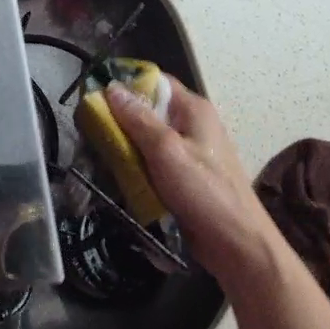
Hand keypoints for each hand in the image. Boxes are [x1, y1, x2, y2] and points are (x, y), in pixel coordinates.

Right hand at [104, 77, 278, 286]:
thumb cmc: (204, 192)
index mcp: (193, 109)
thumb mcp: (166, 150)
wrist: (239, 247)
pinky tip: (118, 175)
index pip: (155, 81)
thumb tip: (111, 87)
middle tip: (90, 129)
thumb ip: (137, 118)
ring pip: (147, 138)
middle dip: (120, 119)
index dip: (126, 85)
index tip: (96, 95)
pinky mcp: (184, 177)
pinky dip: (136, 166)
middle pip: (148, 110)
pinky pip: (153, 162)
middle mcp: (191, 124)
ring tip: (98, 153)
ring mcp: (188, 152)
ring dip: (126, 146)